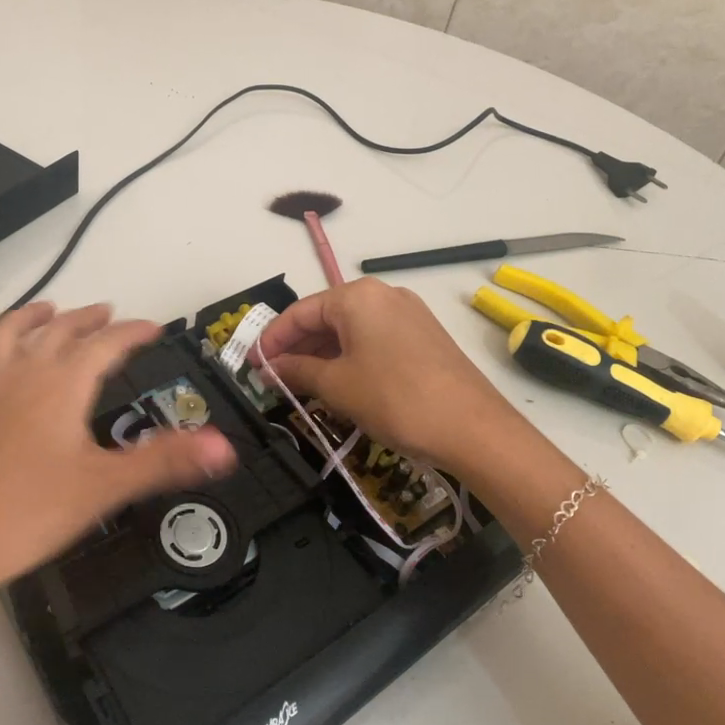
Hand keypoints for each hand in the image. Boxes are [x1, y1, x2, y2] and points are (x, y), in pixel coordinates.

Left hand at [0, 302, 237, 592]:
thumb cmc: (29, 512)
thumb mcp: (105, 487)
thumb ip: (164, 461)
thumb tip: (225, 446)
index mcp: (62, 384)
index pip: (106, 344)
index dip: (133, 332)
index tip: (154, 328)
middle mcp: (22, 374)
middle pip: (58, 332)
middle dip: (88, 319)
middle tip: (108, 313)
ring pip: (9, 335)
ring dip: (32, 317)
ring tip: (47, 309)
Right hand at [254, 278, 511, 464]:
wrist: (474, 429)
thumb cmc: (395, 399)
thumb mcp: (336, 386)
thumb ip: (296, 370)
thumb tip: (268, 368)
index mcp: (357, 296)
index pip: (300, 312)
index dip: (271, 340)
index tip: (251, 365)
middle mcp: (383, 295)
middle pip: (325, 317)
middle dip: (296, 347)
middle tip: (272, 377)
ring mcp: (408, 314)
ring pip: (350, 329)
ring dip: (322, 354)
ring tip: (299, 383)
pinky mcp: (423, 336)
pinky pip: (373, 339)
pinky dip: (349, 357)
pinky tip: (337, 382)